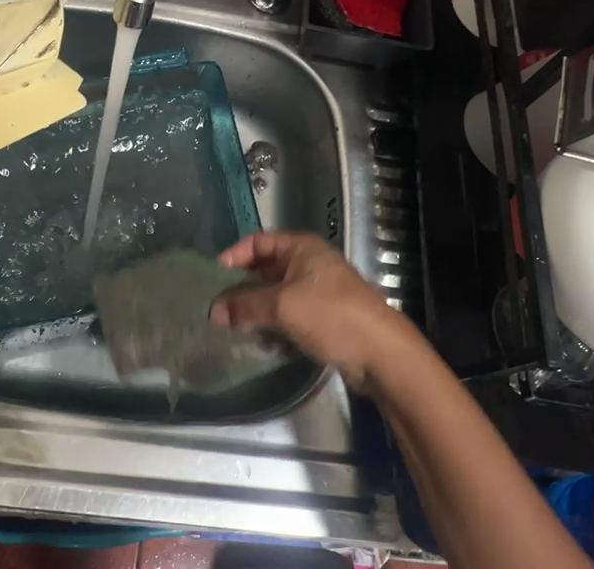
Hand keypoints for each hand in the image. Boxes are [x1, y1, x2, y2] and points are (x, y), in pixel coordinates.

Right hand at [209, 231, 424, 391]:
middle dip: (243, 283)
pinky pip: (290, 313)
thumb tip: (213, 310)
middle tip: (217, 303)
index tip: (214, 276)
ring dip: (257, 305)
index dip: (235, 254)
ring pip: (278, 292)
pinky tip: (258, 337)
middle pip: (268, 266)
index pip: (260, 240)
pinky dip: (273, 321)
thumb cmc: (331, 315)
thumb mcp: (283, 305)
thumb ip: (246, 305)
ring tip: (231, 323)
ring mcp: (319, 291)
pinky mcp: (325, 317)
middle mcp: (311, 263)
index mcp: (303, 248)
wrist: (381, 352)